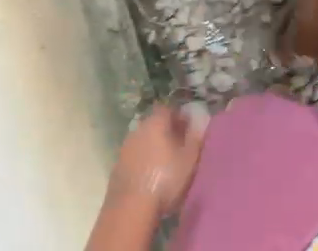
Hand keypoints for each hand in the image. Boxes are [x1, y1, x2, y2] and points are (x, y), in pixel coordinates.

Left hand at [105, 103, 209, 217]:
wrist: (130, 209)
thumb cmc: (166, 179)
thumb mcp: (190, 158)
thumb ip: (196, 135)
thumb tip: (200, 118)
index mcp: (156, 122)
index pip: (167, 109)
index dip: (178, 116)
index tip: (188, 129)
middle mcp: (138, 129)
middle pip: (154, 123)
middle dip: (166, 131)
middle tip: (179, 146)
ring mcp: (125, 148)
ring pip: (143, 140)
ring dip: (153, 146)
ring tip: (165, 163)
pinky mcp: (117, 167)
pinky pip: (134, 156)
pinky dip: (143, 161)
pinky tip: (150, 176)